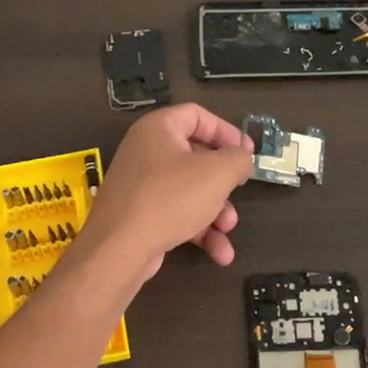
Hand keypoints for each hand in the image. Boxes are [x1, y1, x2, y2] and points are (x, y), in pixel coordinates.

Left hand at [79, 103, 255, 279]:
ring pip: (189, 190)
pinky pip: (177, 214)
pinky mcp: (140, 215)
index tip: (247, 151)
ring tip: (228, 228)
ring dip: (215, 211)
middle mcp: (146, 151)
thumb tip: (242, 158)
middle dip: (223, 181)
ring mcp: (141, 185)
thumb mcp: (216, 173)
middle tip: (239, 190)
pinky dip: (199, 230)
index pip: (197, 115)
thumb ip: (238, 159)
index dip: (226, 131)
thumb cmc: (170, 198)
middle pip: (195, 156)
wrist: (119, 249)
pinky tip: (220, 252)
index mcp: (158, 129)